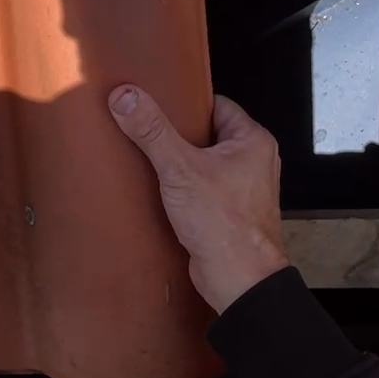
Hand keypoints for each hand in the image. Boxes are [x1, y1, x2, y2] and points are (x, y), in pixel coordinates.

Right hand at [109, 85, 288, 312]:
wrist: (239, 280)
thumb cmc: (223, 223)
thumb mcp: (180, 168)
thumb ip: (153, 131)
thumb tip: (126, 96)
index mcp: (252, 141)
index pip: (216, 106)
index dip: (186, 103)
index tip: (157, 102)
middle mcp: (252, 160)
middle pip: (206, 133)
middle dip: (176, 134)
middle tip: (144, 129)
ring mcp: (242, 187)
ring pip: (202, 162)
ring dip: (177, 162)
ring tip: (145, 156)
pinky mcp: (228, 211)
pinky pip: (201, 186)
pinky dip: (181, 185)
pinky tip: (156, 188)